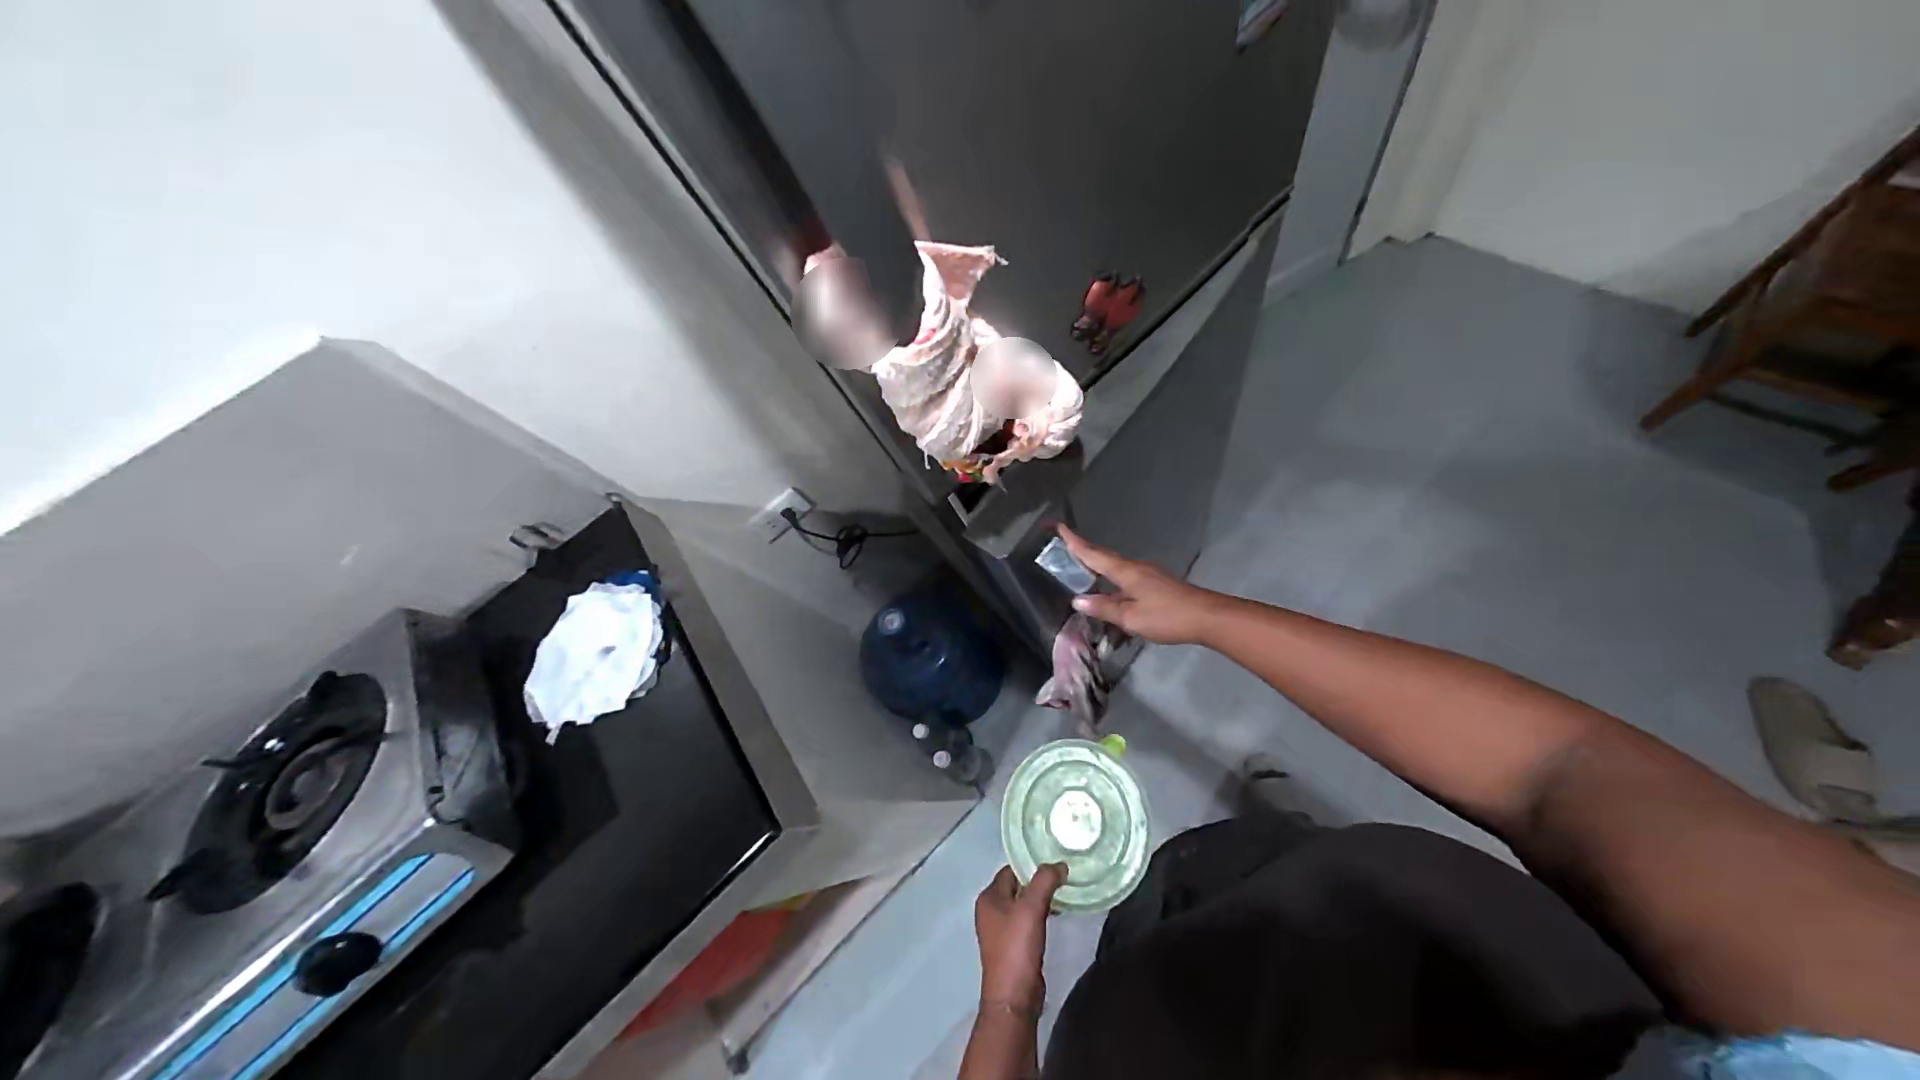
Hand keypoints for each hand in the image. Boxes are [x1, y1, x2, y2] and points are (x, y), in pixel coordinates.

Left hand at [975, 863, 1065, 1012]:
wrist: (1013, 996)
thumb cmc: (1017, 947)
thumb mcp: (1032, 907)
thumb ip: (1045, 881)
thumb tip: (1059, 864)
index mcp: (989, 897)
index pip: (1011, 870)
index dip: (1030, 864)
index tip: (1054, 862)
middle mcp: (990, 910)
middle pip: (1017, 886)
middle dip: (1038, 882)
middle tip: (1062, 878)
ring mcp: (999, 929)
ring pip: (1022, 904)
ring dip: (1040, 899)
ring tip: (1062, 895)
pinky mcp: (1011, 945)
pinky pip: (1026, 921)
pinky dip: (1039, 915)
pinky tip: (1055, 916)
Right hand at [1057, 525, 1227, 645]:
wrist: (1207, 617)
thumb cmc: (1167, 616)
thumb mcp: (1131, 618)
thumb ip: (1104, 608)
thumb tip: (1077, 600)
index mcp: (1126, 572)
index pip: (1093, 554)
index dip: (1074, 542)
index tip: (1058, 526)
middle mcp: (1135, 567)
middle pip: (1104, 555)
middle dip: (1083, 549)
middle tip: (1064, 544)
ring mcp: (1147, 574)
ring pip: (1115, 565)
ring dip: (1097, 562)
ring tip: (1081, 565)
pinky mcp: (1155, 583)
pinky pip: (1125, 574)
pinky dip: (1111, 575)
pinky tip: (1109, 586)